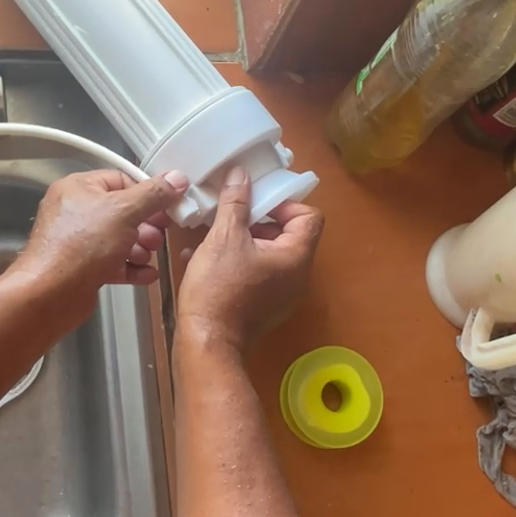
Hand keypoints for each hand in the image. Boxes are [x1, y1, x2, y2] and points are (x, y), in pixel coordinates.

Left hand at [10, 169, 189, 292]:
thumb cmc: (81, 245)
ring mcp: (78, 241)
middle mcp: (76, 211)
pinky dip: (131, 267)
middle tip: (159, 235)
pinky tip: (147, 274)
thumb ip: (153, 195)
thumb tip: (177, 178)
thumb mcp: (124, 211)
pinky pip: (112, 262)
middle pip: (122, 212)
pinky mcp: (82, 268)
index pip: (121, 180)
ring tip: (150, 256)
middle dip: (146, 225)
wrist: (50, 294)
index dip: (147, 193)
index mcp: (79, 188)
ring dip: (140, 248)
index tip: (169, 206)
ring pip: (118, 239)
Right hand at [176, 167, 323, 351]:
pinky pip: (258, 274)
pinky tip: (206, 259)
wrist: (206, 342)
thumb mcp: (224, 237)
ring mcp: (282, 295)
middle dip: (259, 220)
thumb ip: (235, 203)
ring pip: (270, 254)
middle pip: (289, 235)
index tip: (255, 203)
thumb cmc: (219, 288)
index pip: (309, 216)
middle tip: (230, 217)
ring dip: (244, 240)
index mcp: (296, 257)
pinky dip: (239, 262)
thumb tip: (240, 174)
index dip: (284, 204)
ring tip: (214, 236)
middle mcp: (297, 277)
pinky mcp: (264, 308)